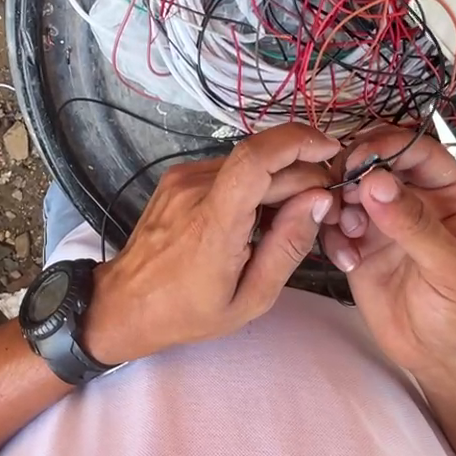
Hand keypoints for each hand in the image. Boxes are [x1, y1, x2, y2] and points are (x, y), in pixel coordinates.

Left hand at [82, 123, 339, 364]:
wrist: (125, 302)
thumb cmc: (189, 312)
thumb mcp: (251, 297)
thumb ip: (289, 246)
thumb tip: (320, 199)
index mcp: (214, 222)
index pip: (255, 159)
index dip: (297, 144)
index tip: (331, 152)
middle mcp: (195, 188)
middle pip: (262, 161)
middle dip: (303, 175)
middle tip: (322, 208)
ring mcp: (183, 177)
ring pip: (248, 163)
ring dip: (278, 180)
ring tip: (286, 219)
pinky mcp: (178, 176)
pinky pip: (229, 169)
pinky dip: (254, 184)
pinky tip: (257, 215)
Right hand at [318, 127, 455, 380]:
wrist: (444, 363)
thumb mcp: (453, 272)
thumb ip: (417, 226)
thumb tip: (376, 182)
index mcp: (452, 194)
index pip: (418, 150)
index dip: (386, 146)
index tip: (356, 161)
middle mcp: (415, 199)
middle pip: (375, 161)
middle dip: (352, 172)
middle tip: (341, 194)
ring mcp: (384, 220)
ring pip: (348, 188)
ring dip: (338, 204)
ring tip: (348, 234)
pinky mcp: (358, 243)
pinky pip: (333, 222)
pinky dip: (331, 235)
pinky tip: (348, 262)